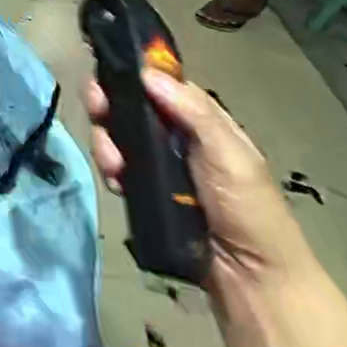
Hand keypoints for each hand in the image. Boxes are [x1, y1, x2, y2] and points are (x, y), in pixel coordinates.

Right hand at [86, 68, 308, 287]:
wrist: (251, 278)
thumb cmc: (249, 207)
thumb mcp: (229, 153)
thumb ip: (192, 112)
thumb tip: (148, 74)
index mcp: (201, 121)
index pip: (162, 86)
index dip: (136, 75)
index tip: (111, 68)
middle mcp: (175, 138)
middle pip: (133, 109)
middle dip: (109, 103)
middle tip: (95, 103)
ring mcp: (158, 166)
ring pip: (119, 138)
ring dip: (106, 140)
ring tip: (111, 158)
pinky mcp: (144, 192)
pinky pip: (118, 171)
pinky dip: (110, 169)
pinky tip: (114, 178)